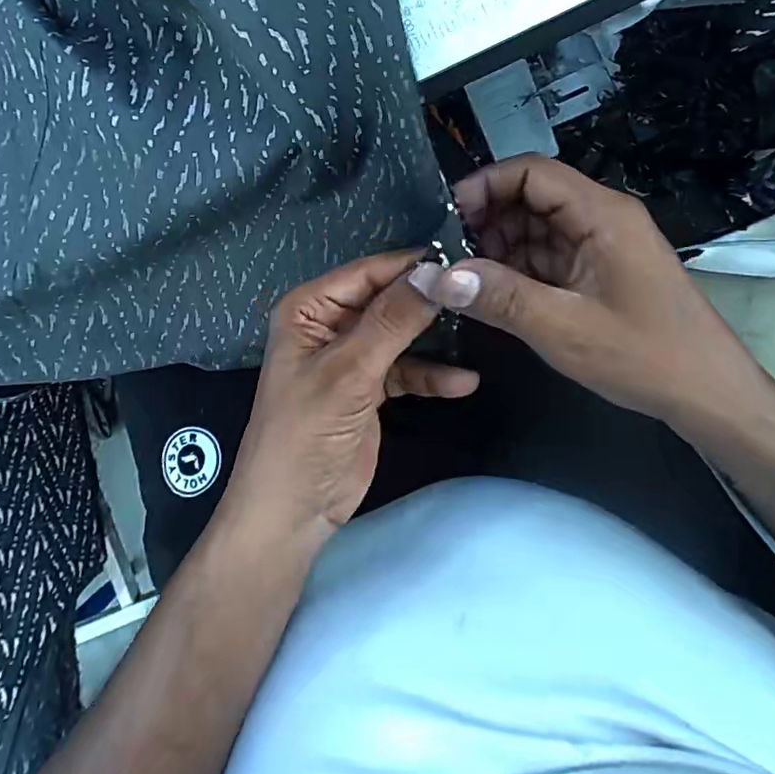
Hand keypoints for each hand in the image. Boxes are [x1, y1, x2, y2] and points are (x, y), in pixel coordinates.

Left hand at [226, 249, 479, 538]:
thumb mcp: (350, 371)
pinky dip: (433, 376)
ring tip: (481, 330)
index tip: (464, 261)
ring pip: (403, 333)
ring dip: (436, 338)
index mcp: (311, 309)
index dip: (413, 266)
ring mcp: (353, 357)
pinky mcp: (371, 387)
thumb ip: (393, 320)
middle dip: (429, 300)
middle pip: (389, 300)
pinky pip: (408, 370)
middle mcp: (331, 325)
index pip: (369, 272)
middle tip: (479, 294)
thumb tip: (436, 272)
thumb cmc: (307, 433)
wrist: (294, 512)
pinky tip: (464, 383)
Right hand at [413, 155, 774, 434]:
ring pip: (538, 228)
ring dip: (501, 248)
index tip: (446, 218)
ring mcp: (603, 244)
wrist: (708, 392)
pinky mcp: (602, 270)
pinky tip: (495, 292)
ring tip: (466, 279)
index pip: (530, 172)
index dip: (483, 186)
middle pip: (532, 196)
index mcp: (602, 213)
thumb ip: (498, 297)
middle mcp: (603, 218)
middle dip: (488, 220)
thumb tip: (436, 275)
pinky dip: (521, 269)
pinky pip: (551, 255)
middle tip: (450, 256)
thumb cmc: (645, 356)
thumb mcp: (563, 328)